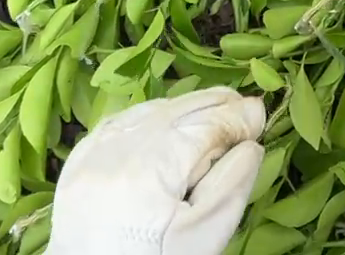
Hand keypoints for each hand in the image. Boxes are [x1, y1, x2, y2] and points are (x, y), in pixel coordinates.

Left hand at [47, 88, 267, 254]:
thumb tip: (250, 143)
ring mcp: (97, 146)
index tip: (261, 114)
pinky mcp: (83, 153)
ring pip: (155, 109)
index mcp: (152, 167)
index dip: (238, 117)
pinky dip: (156, 116)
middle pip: (181, 109)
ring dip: (188, 109)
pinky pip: (128, 119)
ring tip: (215, 115)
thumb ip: (230, 186)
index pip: (207, 125)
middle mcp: (120, 145)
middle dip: (217, 105)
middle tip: (246, 109)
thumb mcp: (202, 239)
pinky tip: (172, 125)